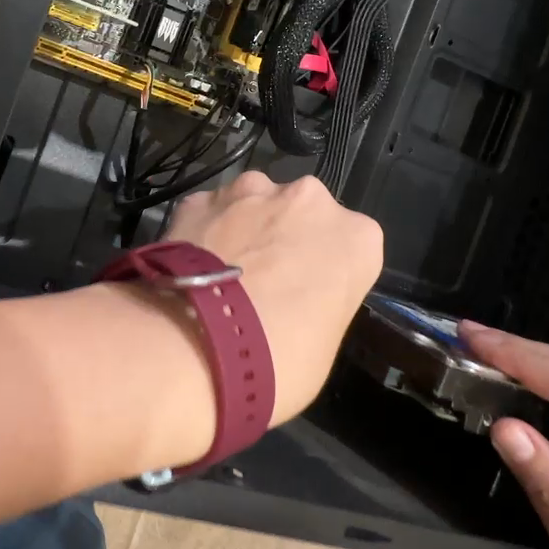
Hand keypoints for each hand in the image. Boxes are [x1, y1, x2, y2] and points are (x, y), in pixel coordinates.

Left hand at [165, 172, 383, 425]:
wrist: (197, 341)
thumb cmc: (279, 358)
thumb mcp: (323, 344)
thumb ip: (317, 304)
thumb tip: (289, 304)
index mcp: (356, 236)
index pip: (351, 247)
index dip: (327, 273)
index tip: (307, 299)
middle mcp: (307, 198)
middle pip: (301, 214)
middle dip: (285, 239)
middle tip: (261, 285)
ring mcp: (248, 191)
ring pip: (252, 205)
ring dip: (243, 228)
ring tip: (221, 276)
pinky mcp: (198, 198)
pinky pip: (208, 213)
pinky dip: (203, 232)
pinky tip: (191, 268)